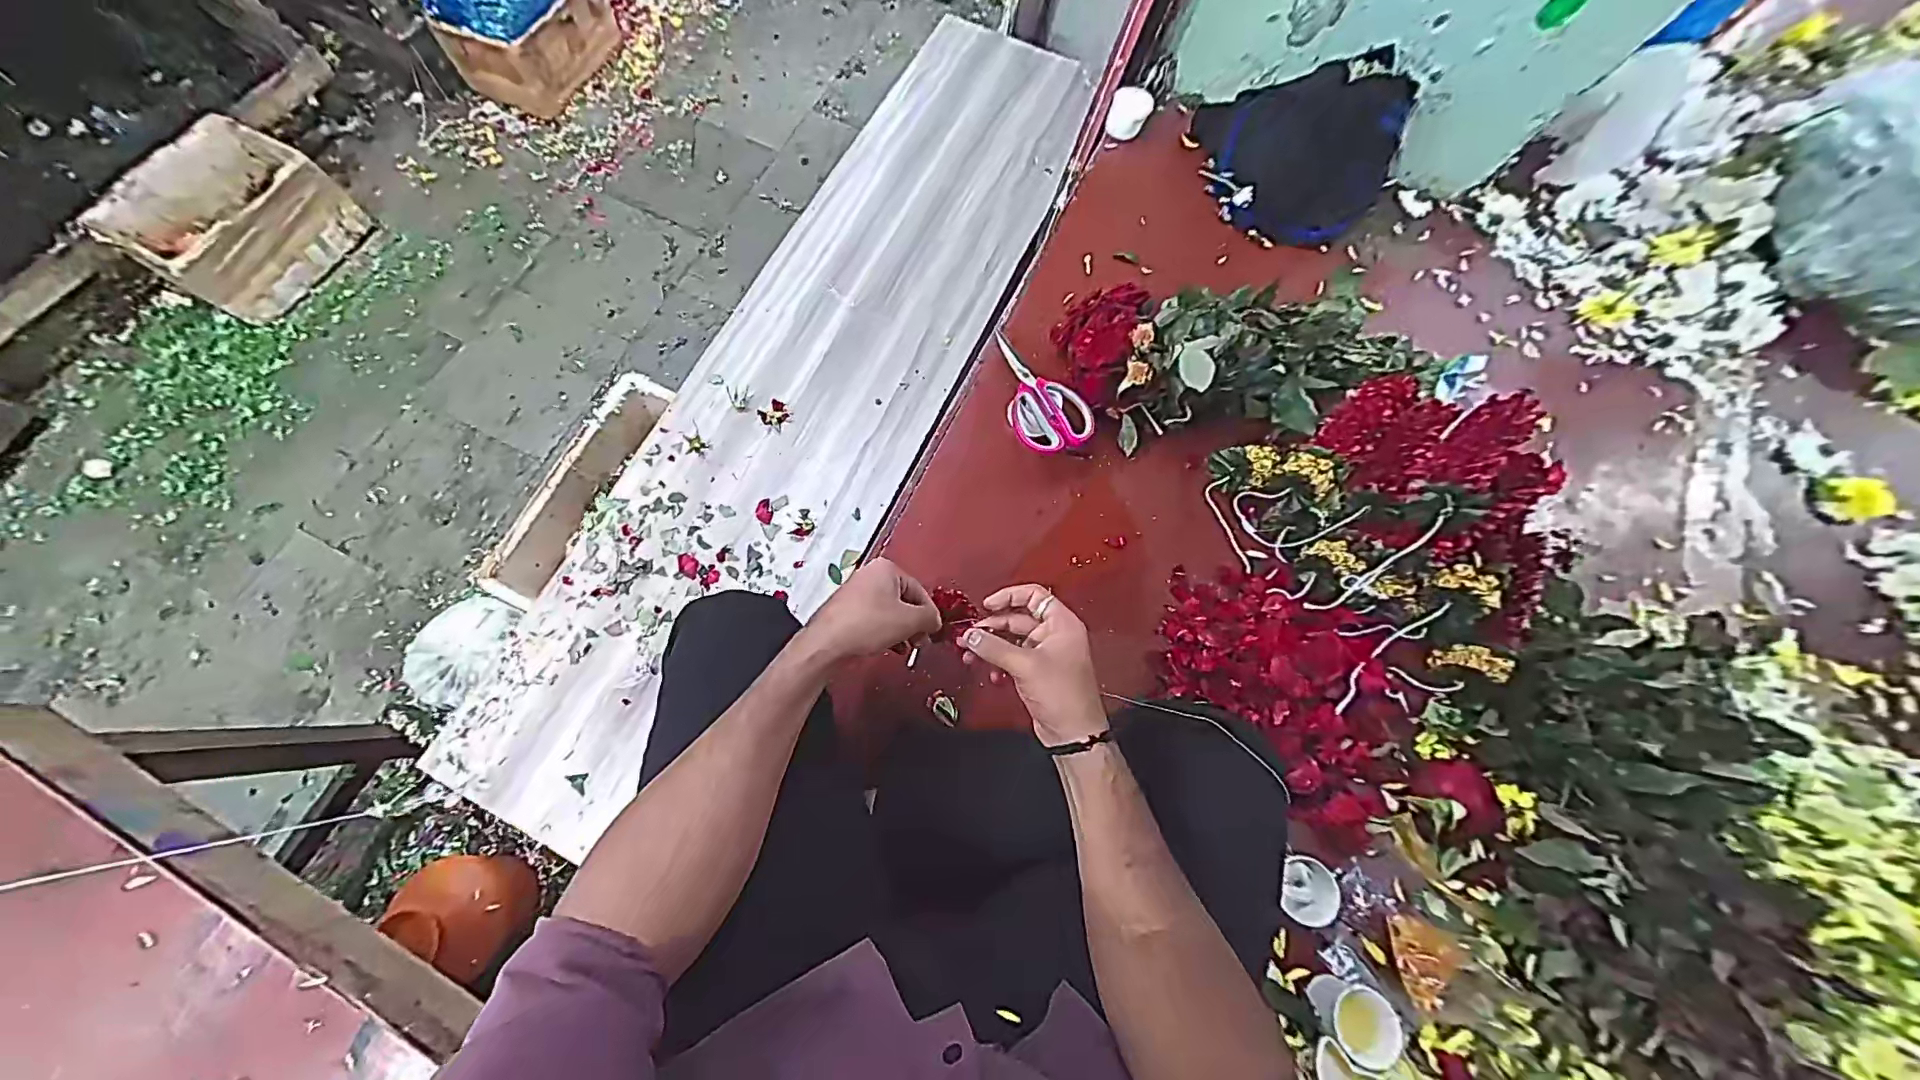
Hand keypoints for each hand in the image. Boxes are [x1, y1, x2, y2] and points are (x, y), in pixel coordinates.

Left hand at [800, 558, 942, 663]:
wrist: (827, 644)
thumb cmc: (868, 625)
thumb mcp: (909, 621)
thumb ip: (930, 618)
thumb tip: (934, 620)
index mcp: (886, 569)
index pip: (919, 591)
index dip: (929, 614)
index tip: (932, 631)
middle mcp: (870, 575)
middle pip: (904, 601)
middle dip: (914, 623)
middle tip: (919, 641)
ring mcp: (857, 592)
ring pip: (889, 611)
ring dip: (901, 630)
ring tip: (905, 647)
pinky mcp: (847, 610)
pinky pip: (874, 619)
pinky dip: (885, 632)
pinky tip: (888, 647)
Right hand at [960, 584, 1108, 745]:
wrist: (1073, 733)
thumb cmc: (1064, 696)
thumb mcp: (1025, 665)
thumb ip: (994, 647)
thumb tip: (972, 635)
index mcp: (1061, 624)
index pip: (1034, 595)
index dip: (1009, 596)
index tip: (987, 605)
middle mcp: (1055, 635)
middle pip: (1019, 617)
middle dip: (993, 625)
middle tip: (972, 634)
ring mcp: (1046, 653)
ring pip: (1012, 639)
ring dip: (991, 645)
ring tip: (972, 652)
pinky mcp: (1037, 671)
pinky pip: (1013, 657)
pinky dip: (999, 661)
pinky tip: (991, 672)